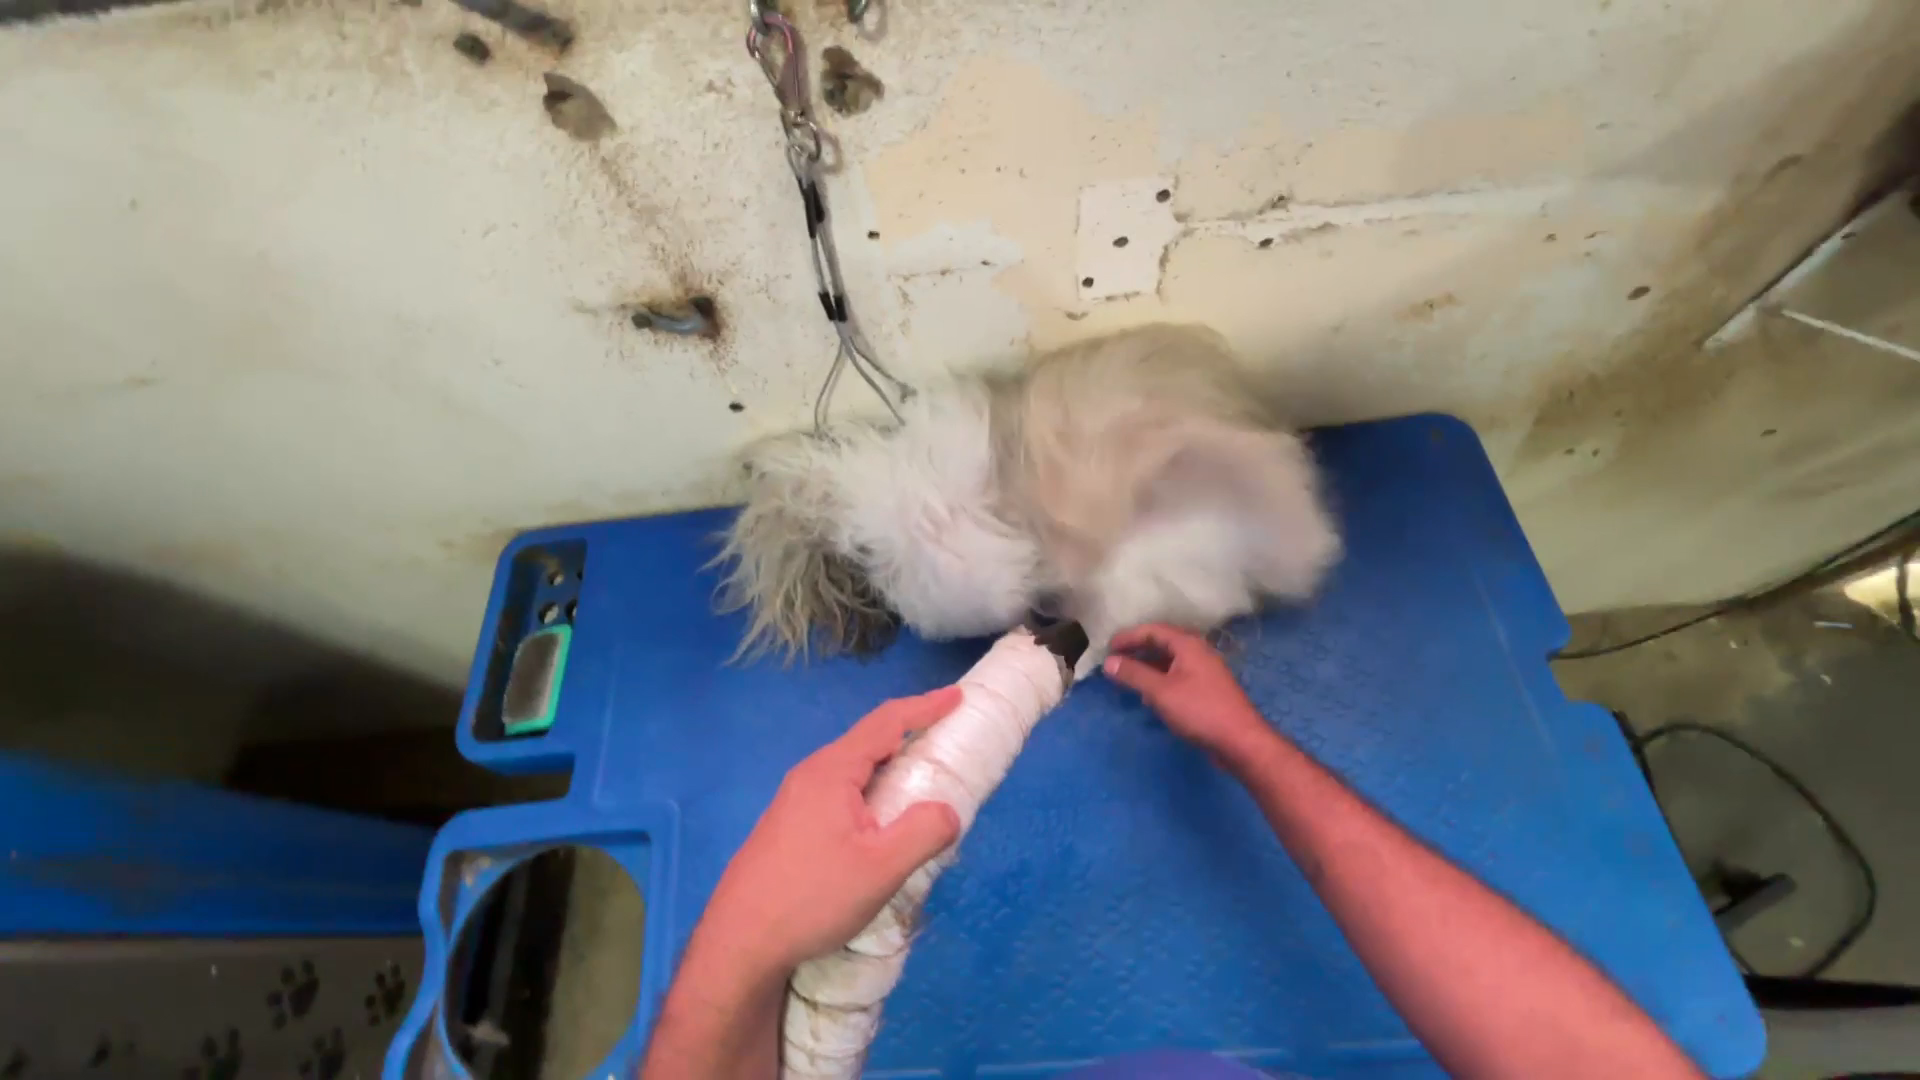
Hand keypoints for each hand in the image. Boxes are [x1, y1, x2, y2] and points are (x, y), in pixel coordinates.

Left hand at [695, 687, 965, 978]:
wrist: (739, 945)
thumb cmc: (811, 899)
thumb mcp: (879, 870)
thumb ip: (922, 833)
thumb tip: (949, 811)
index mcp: (832, 770)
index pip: (886, 722)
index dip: (925, 707)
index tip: (957, 697)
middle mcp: (811, 774)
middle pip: (868, 741)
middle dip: (909, 734)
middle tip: (947, 742)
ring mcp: (796, 799)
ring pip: (853, 769)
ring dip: (889, 767)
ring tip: (922, 782)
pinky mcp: (790, 824)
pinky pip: (840, 790)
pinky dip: (871, 789)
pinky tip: (881, 821)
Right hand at [1102, 624, 1274, 761]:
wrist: (1241, 741)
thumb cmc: (1199, 710)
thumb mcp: (1160, 691)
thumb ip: (1133, 674)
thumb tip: (1108, 662)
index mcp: (1188, 645)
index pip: (1152, 630)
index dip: (1128, 637)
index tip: (1107, 648)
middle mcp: (1198, 652)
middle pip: (1162, 643)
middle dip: (1136, 651)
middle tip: (1114, 661)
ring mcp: (1204, 671)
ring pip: (1169, 662)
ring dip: (1147, 667)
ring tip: (1126, 678)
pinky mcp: (1207, 690)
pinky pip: (1177, 677)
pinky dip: (1159, 681)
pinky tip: (1149, 697)